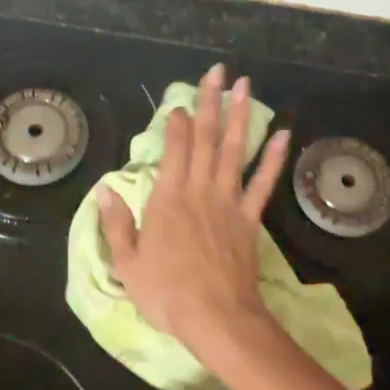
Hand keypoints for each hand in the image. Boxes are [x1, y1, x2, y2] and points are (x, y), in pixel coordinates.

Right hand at [95, 63, 288, 341]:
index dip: (178, 124)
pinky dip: (273, 159)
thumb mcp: (128, 263)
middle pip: (206, 139)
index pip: (175, 150)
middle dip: (211, 102)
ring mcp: (229, 202)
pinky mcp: (250, 219)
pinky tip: (284, 135)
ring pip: (235, 151)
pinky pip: (263, 183)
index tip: (180, 104)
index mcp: (168, 199)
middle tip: (217, 71)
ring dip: (240, 116)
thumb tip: (105, 191)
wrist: (216, 318)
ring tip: (246, 86)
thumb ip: (117, 224)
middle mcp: (200, 191)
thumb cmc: (166, 293)